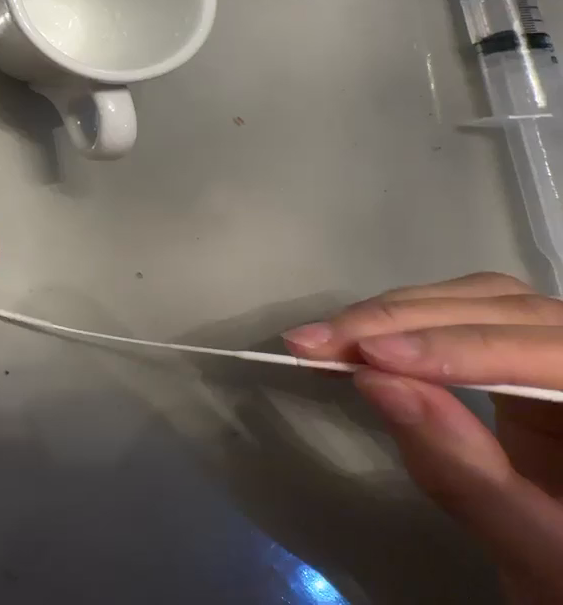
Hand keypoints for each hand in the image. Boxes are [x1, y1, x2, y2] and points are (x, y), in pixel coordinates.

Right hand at [283, 273, 562, 601]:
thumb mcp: (535, 550)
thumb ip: (465, 472)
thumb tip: (375, 383)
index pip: (554, 351)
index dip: (464, 347)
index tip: (372, 358)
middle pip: (510, 312)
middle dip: (404, 322)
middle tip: (313, 343)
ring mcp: (558, 365)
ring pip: (477, 303)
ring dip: (389, 317)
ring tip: (316, 341)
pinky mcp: (519, 369)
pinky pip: (457, 323)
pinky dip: (393, 328)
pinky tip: (348, 344)